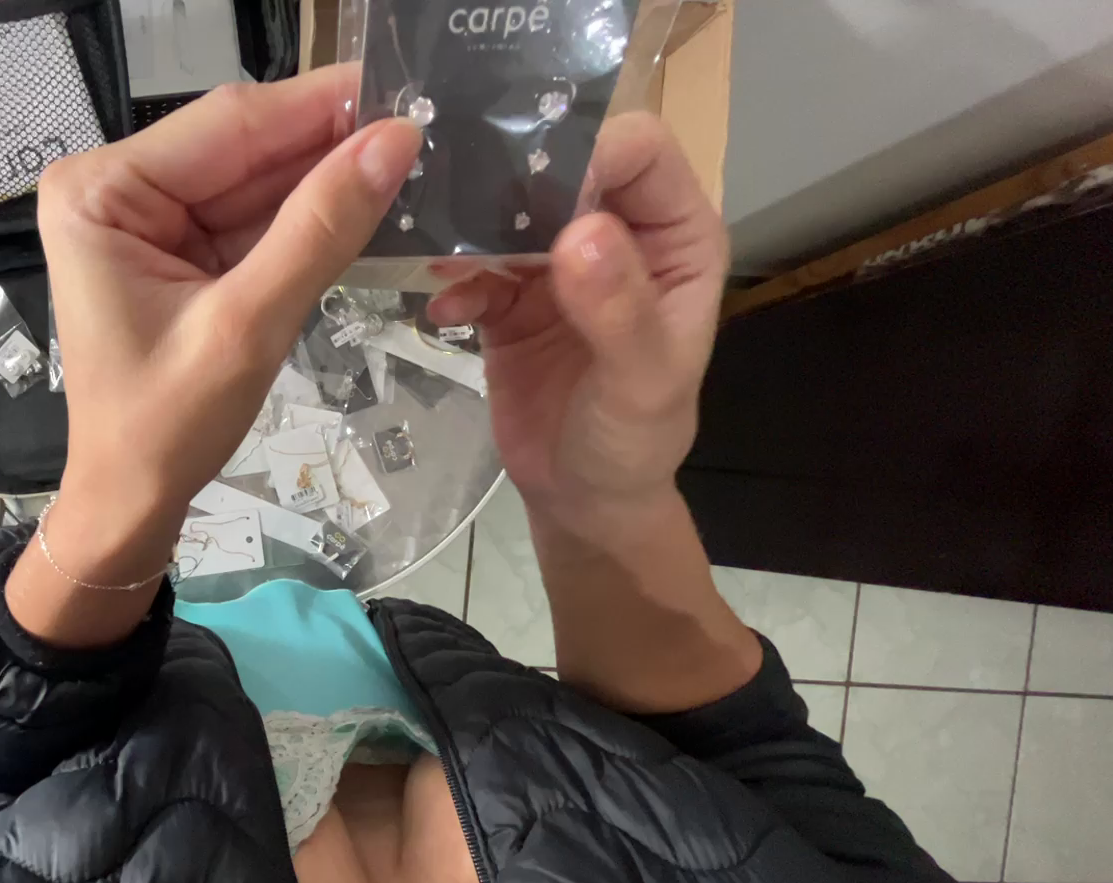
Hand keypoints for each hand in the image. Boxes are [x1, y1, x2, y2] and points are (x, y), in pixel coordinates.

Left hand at [38, 65, 421, 533]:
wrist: (131, 499)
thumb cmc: (166, 428)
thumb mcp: (246, 326)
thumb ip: (318, 232)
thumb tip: (395, 143)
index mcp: (102, 194)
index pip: (227, 125)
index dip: (320, 106)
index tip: (404, 90)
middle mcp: (115, 193)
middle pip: (239, 150)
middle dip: (326, 147)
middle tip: (419, 132)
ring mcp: (144, 225)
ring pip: (251, 186)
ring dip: (322, 185)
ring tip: (405, 168)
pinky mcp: (174, 259)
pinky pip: (248, 226)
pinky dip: (301, 225)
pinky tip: (359, 209)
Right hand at [426, 113, 727, 532]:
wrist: (580, 496)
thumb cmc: (631, 441)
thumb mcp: (640, 381)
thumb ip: (619, 309)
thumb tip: (580, 230)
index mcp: (673, 239)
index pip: (635, 156)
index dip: (584, 157)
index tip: (525, 190)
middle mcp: (616, 240)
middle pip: (560, 175)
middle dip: (510, 189)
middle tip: (459, 209)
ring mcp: (557, 273)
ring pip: (509, 221)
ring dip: (470, 236)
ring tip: (439, 261)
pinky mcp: (509, 307)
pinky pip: (476, 278)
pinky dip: (456, 289)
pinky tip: (443, 316)